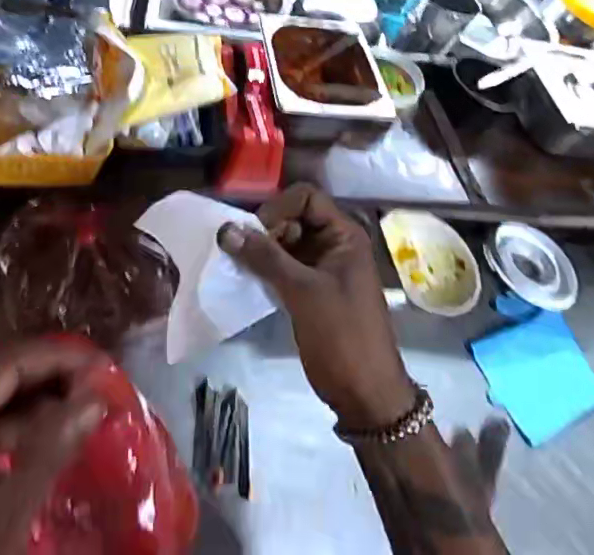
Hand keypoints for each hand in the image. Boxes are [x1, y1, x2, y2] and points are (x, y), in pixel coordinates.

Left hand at [0, 339, 106, 554]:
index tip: (98, 367)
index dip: (56, 357)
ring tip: (81, 411)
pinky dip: (21, 428)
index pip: (9, 364)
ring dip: (38, 401)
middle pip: (0, 378)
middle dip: (50, 376)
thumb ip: (53, 447)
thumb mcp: (10, 513)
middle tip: (96, 386)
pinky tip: (49, 443)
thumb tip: (96, 397)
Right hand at [219, 185, 416, 428]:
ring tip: (240, 266)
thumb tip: (226, 230)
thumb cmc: (342, 336)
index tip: (255, 233)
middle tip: (243, 253)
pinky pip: (286, 267)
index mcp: (344, 235)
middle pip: (294, 217)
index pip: (307, 197)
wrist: (366, 396)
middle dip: (267, 230)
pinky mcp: (313, 291)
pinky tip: (248, 280)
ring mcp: (324, 268)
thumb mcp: (303, 292)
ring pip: (287, 243)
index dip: (279, 208)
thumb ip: (265, 257)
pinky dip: (267, 269)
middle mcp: (335, 245)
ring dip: (263, 251)